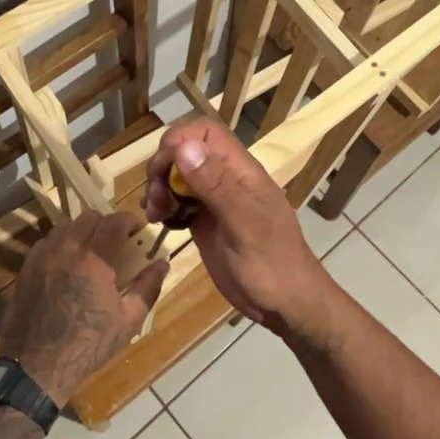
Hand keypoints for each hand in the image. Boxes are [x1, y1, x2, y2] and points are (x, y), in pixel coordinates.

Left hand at [0, 211, 170, 404]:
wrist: (37, 365)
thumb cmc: (88, 345)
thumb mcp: (127, 321)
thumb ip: (147, 287)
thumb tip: (163, 264)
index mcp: (94, 259)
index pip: (114, 221)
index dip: (129, 220)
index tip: (137, 230)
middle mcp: (66, 249)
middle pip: (88, 217)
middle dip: (105, 224)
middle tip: (115, 242)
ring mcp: (42, 256)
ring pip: (64, 226)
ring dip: (81, 231)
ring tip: (89, 251)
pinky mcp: (26, 268)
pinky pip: (45, 242)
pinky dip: (59, 245)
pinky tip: (65, 265)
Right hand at [143, 118, 340, 343]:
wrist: (286, 306)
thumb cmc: (272, 265)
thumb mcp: (244, 224)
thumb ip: (216, 185)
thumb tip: (183, 147)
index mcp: (241, 171)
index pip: (206, 132)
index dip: (179, 140)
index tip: (161, 167)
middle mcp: (226, 179)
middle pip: (186, 151)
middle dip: (163, 166)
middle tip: (154, 198)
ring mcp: (215, 201)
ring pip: (179, 175)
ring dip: (159, 187)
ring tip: (153, 213)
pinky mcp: (205, 222)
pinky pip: (179, 201)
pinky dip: (164, 205)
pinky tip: (159, 221)